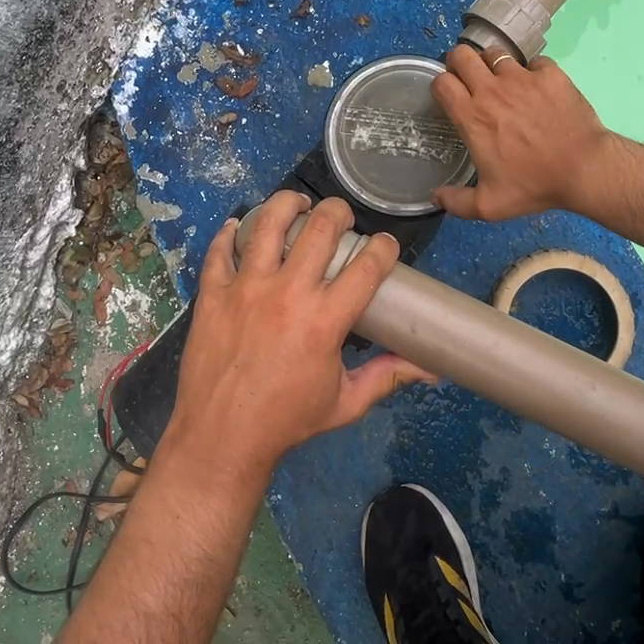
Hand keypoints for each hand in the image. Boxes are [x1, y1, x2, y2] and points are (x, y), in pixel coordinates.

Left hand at [166, 192, 432, 475]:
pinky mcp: (213, 295)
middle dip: (338, 212)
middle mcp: (287, 294)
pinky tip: (237, 226)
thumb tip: (431, 369)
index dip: (384, 247)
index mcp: (325, 320)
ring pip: (267, 225)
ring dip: (286, 205)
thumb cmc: (287, 421)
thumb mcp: (346, 402)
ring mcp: (245, 289)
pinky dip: (229, 234)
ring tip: (296, 204)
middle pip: (319, 228)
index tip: (385, 245)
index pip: (367, 266)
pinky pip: (220, 251)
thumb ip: (388, 376)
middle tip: (341, 218)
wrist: (221, 439)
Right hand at [428, 44, 615, 220]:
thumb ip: (456, 202)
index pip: (442, 82)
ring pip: (495, 54)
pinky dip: (531, 71)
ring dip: (493, 65)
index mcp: (473, 117)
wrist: (584, 169)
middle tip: (468, 80)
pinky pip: (533, 62)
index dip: (441, 85)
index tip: (449, 96)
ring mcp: (523, 77)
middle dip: (459, 63)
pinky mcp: (550, 73)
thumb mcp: (490, 205)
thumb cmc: (534, 185)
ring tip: (502, 82)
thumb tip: (435, 197)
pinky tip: (537, 88)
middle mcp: (492, 90)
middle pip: (462, 55)